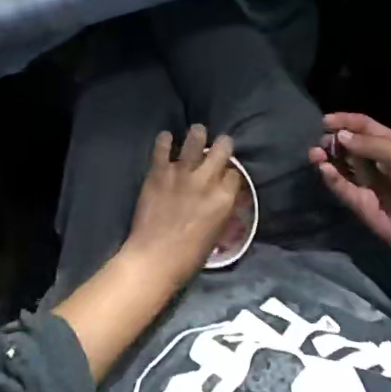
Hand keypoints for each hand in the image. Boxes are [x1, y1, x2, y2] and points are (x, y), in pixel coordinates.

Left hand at [123, 124, 242, 286]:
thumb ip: (221, 209)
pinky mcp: (159, 172)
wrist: (154, 259)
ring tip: (196, 132)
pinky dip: (165, 140)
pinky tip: (166, 138)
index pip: (235, 173)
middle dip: (223, 144)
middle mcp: (206, 179)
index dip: (231, 172)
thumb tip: (222, 198)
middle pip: (222, 147)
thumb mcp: (216, 233)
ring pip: (195, 139)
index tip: (227, 174)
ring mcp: (182, 172)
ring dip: (197, 134)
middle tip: (218, 146)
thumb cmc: (188, 256)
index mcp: (224, 197)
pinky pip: (163, 146)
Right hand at [309, 112, 390, 257]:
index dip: (346, 121)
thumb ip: (371, 145)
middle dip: (334, 141)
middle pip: (351, 147)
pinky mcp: (365, 207)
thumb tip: (341, 136)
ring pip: (343, 168)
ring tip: (314, 154)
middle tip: (320, 141)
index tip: (324, 121)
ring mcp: (371, 186)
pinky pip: (344, 189)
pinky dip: (333, 179)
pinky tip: (324, 169)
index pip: (365, 127)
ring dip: (328, 159)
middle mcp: (379, 163)